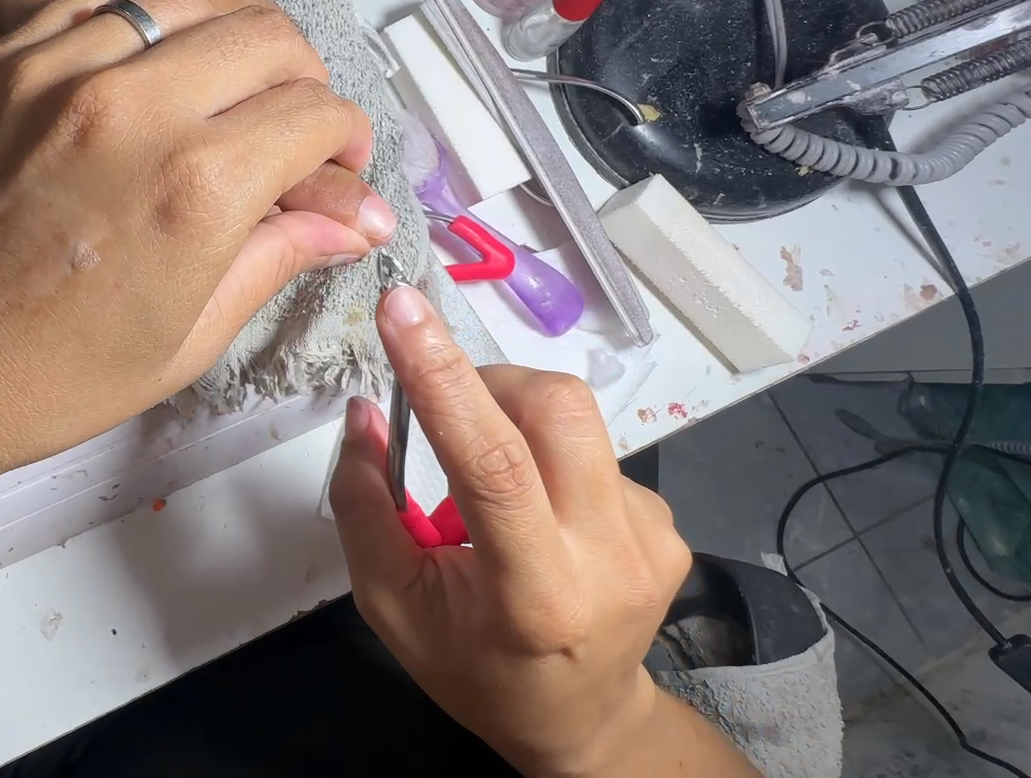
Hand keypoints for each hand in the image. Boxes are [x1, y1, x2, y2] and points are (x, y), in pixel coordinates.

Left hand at [0, 0, 395, 526]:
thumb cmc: (41, 380)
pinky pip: (99, 3)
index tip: (338, 161)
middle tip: (295, 124)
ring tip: (223, 94)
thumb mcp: (183, 340)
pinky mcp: (3, 69)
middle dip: (302, 78)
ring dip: (225, 42)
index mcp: (194, 189)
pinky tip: (150, 64)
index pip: (314, 113)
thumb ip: (274, 259)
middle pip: (265, 40)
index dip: (345, 135)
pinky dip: (144, 22)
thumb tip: (345, 224)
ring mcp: (58, 77)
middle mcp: (132, 112)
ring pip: (185, 3)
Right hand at [329, 286, 694, 776]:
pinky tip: (533, 504)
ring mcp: (652, 535)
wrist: (585, 722)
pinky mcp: (665, 521)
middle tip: (445, 412)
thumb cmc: (472, 668)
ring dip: (509, 414)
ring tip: (486, 476)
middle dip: (484, 380)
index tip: (401, 308)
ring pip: (572, 415)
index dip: (441, 376)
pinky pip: (588, 444)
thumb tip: (367, 410)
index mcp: (534, 590)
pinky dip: (539, 450)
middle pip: (556, 408)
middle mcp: (610, 556)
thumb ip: (365, 502)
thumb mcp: (389, 601)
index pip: (492, 462)